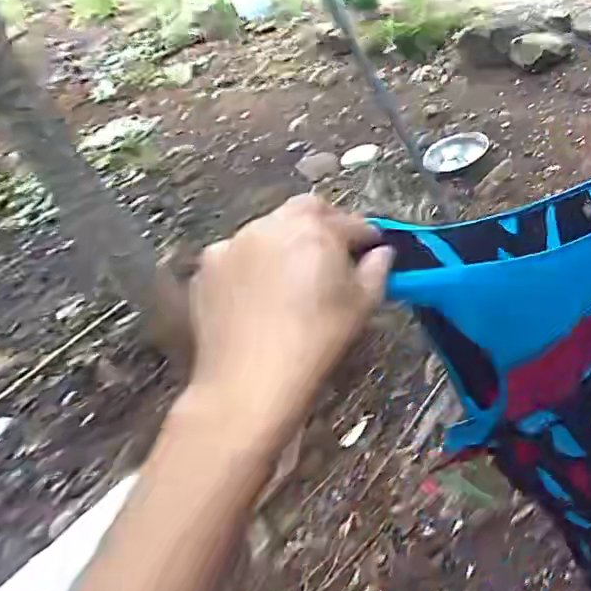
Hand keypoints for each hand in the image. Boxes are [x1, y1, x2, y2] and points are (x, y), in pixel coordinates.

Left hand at [184, 196, 393, 439]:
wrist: (249, 381)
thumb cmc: (315, 340)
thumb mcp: (362, 304)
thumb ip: (377, 269)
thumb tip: (382, 254)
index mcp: (318, 230)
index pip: (353, 222)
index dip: (367, 236)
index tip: (372, 248)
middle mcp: (275, 226)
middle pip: (307, 208)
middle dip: (326, 222)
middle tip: (335, 251)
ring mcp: (236, 243)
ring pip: (271, 227)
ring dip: (288, 240)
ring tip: (296, 274)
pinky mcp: (208, 265)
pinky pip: (239, 252)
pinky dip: (254, 262)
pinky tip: (262, 291)